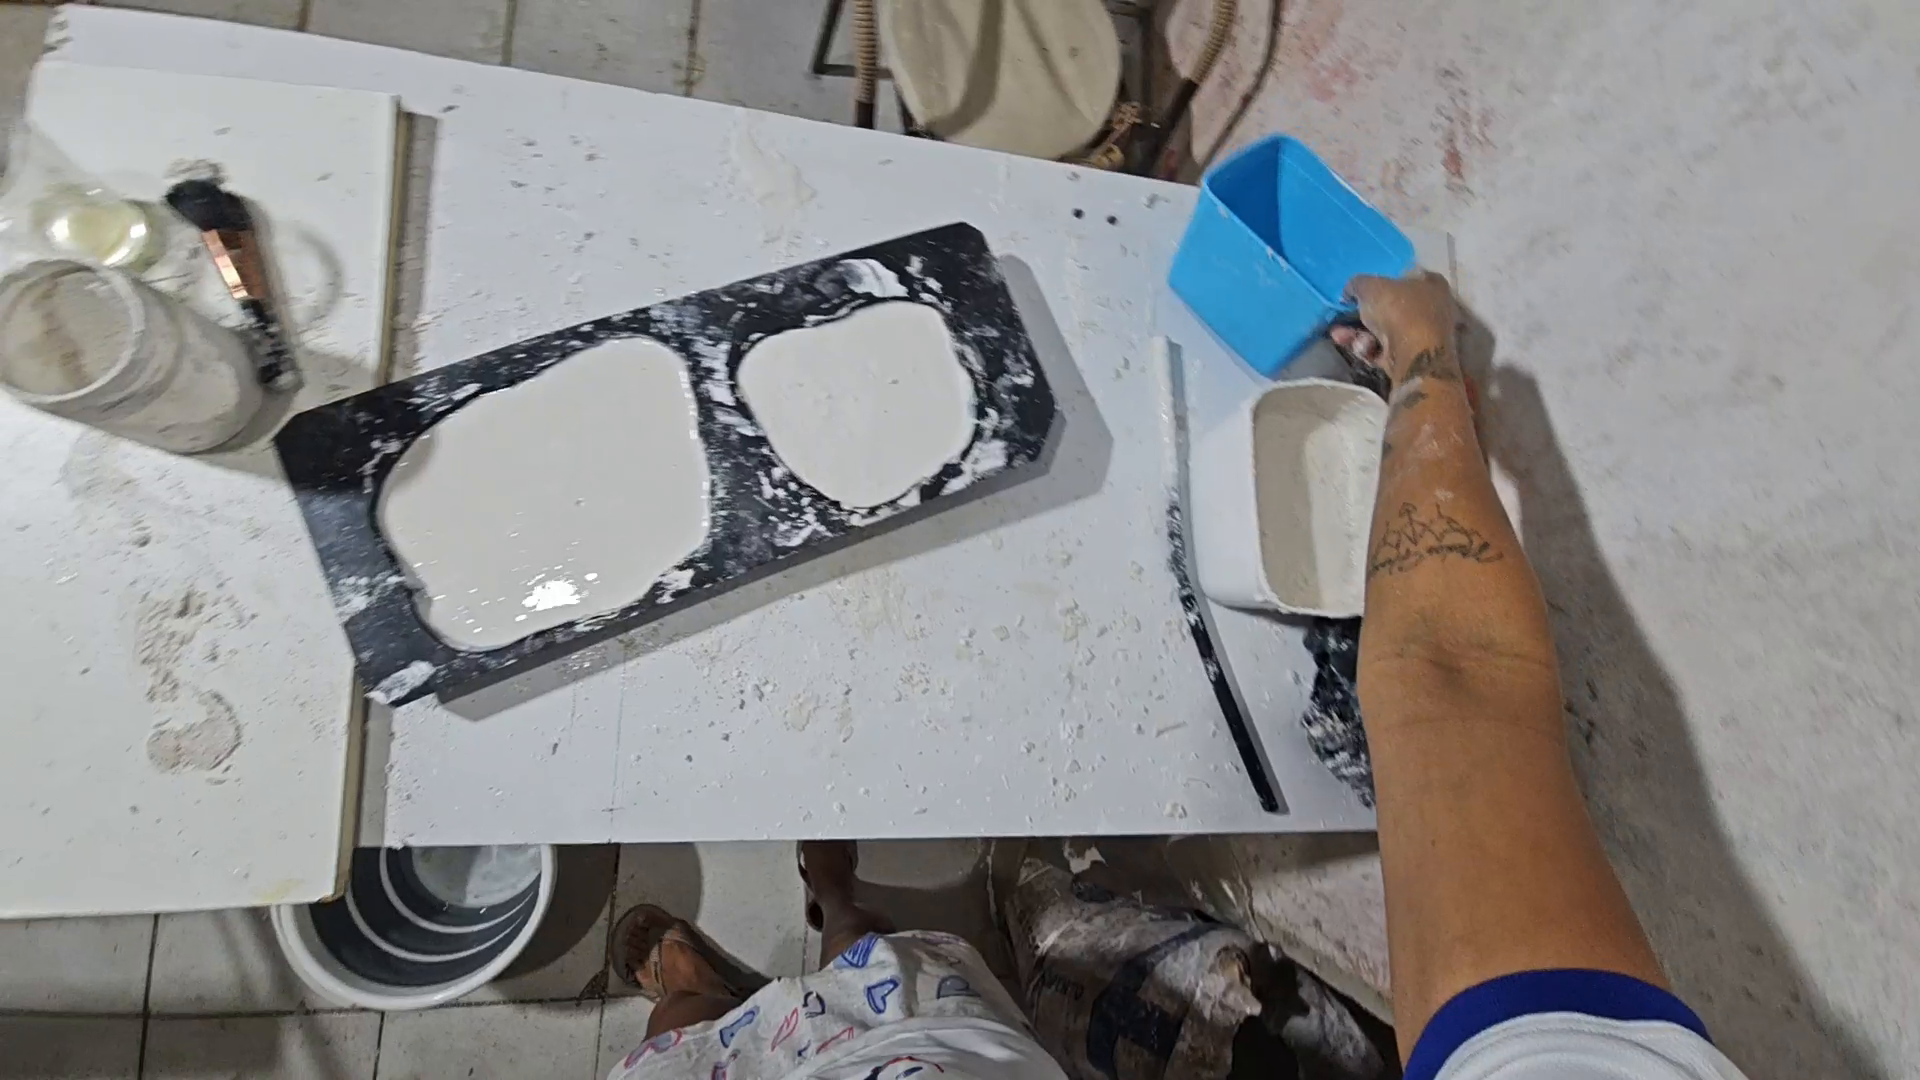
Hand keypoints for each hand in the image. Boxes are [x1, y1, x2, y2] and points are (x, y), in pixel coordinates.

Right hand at [1328, 271, 1456, 383]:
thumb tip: (1349, 291)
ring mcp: (1420, 334)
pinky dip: (1368, 349)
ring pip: (1380, 331)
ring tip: (1342, 336)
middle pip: (1386, 309)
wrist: (1414, 354)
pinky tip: (1361, 349)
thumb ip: (1357, 284)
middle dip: (1359, 316)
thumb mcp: (1370, 287)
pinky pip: (1383, 349)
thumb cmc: (1399, 311)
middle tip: (1340, 320)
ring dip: (1357, 334)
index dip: (1377, 284)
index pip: (1401, 278)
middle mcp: (1430, 307)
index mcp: (1431, 283)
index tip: (1357, 294)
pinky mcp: (1410, 356)